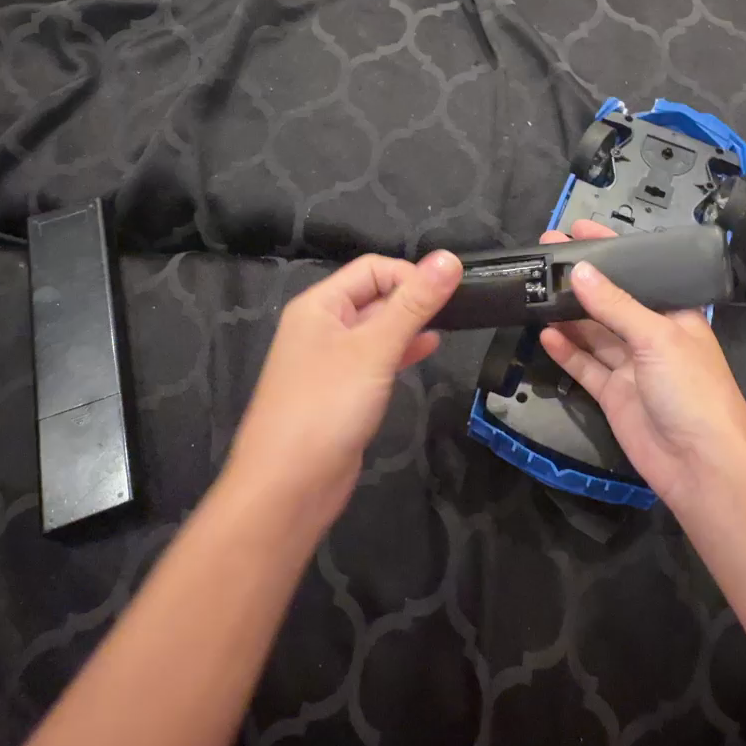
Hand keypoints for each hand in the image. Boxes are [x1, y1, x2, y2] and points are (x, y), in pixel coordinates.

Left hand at [225, 251, 462, 522]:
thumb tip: (449, 258)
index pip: (372, 269)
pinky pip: (375, 359)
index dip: (410, 275)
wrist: (287, 488)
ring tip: (450, 328)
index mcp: (319, 306)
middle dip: (412, 299)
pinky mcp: (341, 391)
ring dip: (409, 325)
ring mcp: (330, 361)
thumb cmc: (326, 408)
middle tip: (458, 310)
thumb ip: (414, 303)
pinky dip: (401, 351)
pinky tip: (427, 350)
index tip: (449, 294)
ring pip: (377, 329)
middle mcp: (321, 327)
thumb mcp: (374, 349)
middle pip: (374, 296)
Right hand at [537, 221, 745, 504]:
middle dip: (582, 280)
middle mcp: (653, 336)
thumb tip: (580, 271)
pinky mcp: (613, 394)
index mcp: (676, 314)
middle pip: (611, 301)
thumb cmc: (692, 391)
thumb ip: (615, 305)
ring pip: (594, 333)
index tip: (577, 229)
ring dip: (568, 314)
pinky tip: (544, 333)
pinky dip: (566, 351)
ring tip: (535, 290)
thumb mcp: (657, 338)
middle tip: (544, 255)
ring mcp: (631, 367)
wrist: (701, 466)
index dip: (611, 250)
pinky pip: (585, 366)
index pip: (640, 273)